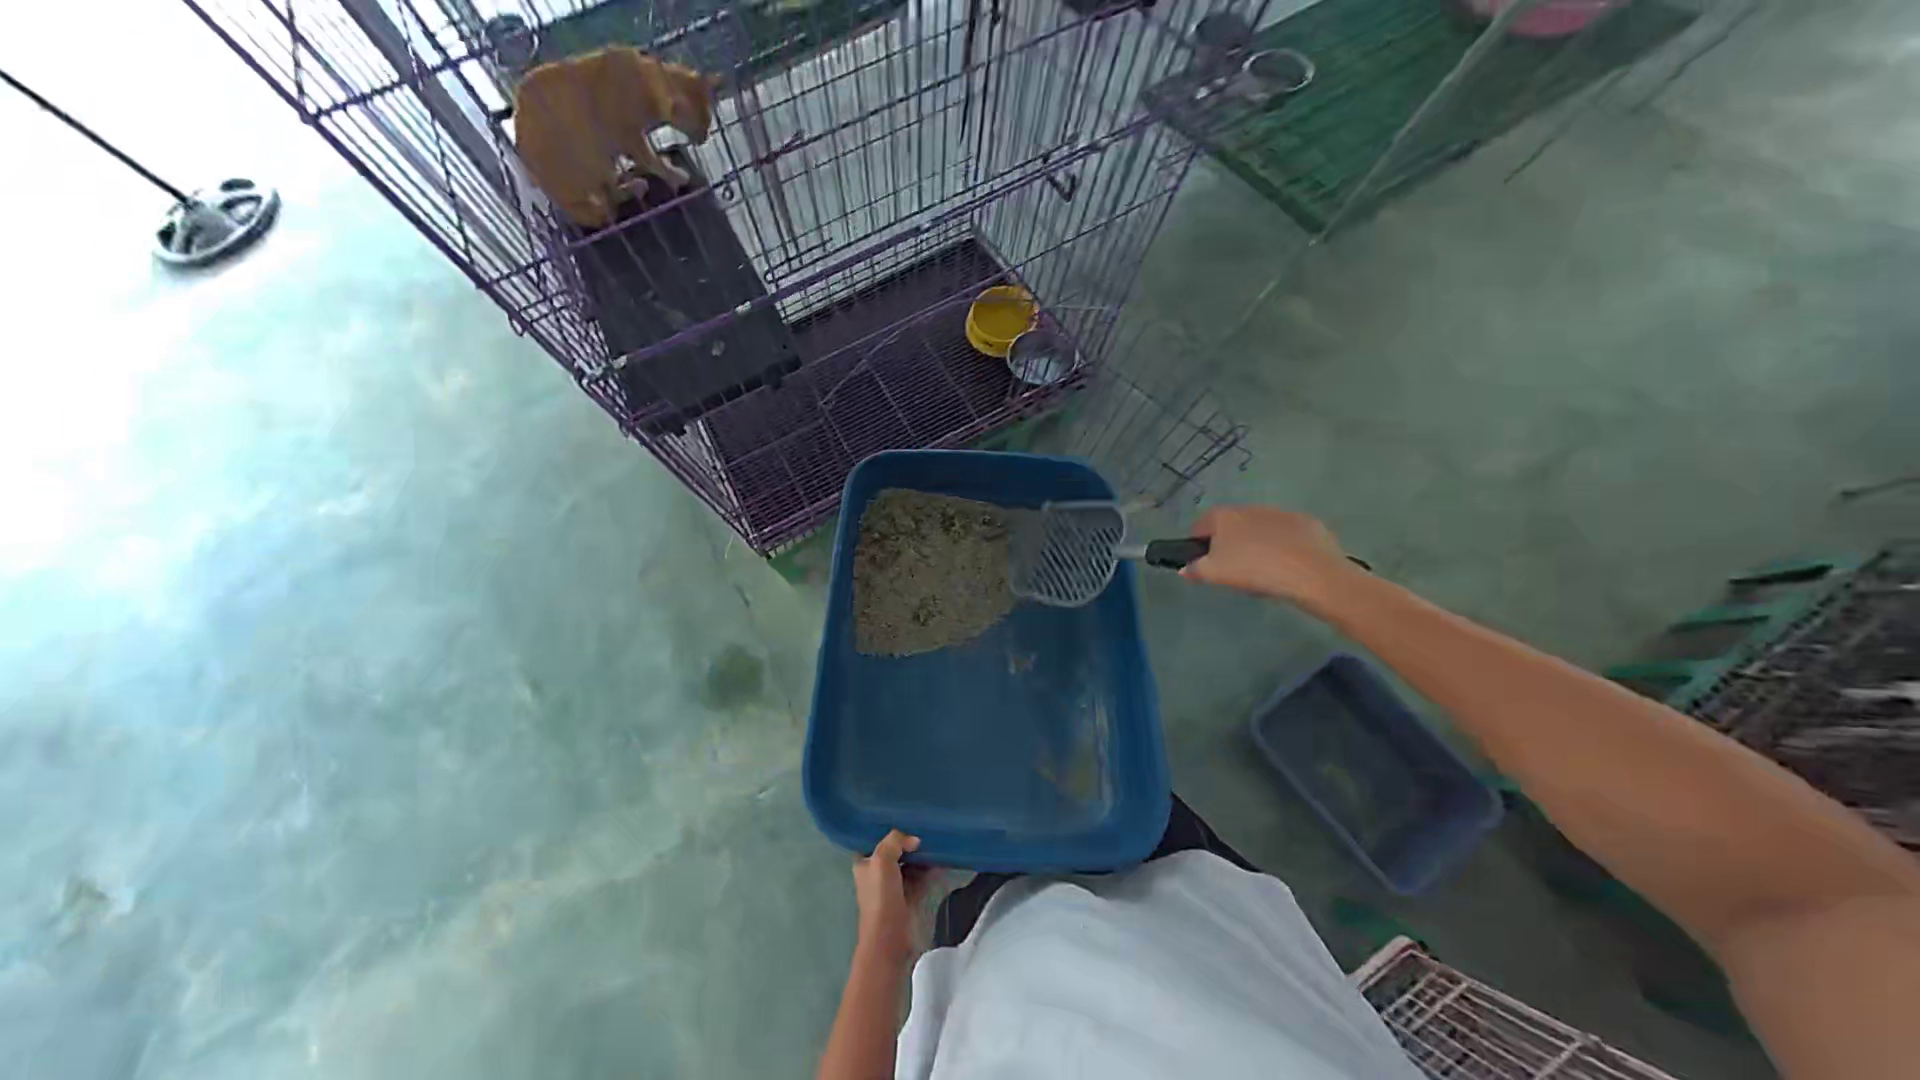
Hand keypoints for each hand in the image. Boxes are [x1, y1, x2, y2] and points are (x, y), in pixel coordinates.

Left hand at [852, 830, 930, 961]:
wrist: (890, 938)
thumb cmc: (881, 896)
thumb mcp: (882, 860)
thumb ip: (895, 841)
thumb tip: (914, 841)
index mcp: (865, 864)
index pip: (874, 841)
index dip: (886, 831)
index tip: (904, 819)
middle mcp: (878, 874)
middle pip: (895, 852)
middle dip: (908, 843)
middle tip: (926, 828)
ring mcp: (894, 887)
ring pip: (910, 865)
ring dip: (922, 856)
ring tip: (938, 841)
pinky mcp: (910, 898)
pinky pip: (921, 878)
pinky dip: (930, 870)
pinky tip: (942, 860)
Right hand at [1183, 505, 1360, 606]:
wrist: (1310, 572)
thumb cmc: (1254, 570)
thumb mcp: (1215, 574)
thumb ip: (1194, 569)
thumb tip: (1184, 568)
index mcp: (1224, 517)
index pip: (1201, 526)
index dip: (1198, 544)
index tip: (1203, 563)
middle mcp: (1250, 508)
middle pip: (1232, 526)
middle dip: (1230, 543)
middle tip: (1234, 569)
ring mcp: (1280, 513)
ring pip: (1260, 529)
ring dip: (1257, 543)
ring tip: (1264, 570)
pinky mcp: (1306, 523)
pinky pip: (1287, 535)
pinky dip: (1284, 546)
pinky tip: (1288, 565)